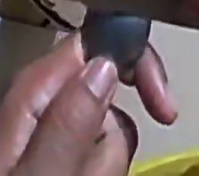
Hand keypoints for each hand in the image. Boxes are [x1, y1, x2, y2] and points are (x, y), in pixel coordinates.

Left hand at [0, 34, 175, 175]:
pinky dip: (93, 174)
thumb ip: (69, 121)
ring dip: (102, 167)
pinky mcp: (51, 159)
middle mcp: (42, 99)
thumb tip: (105, 62)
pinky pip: (90, 158)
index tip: (163, 109)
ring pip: (104, 133)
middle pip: (106, 91)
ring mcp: (46, 132)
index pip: (96, 37)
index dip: (136, 61)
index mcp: (36, 87)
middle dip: (114, 138)